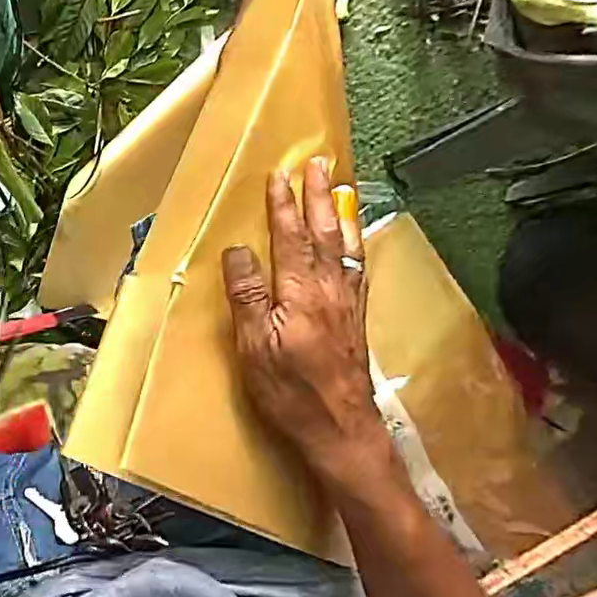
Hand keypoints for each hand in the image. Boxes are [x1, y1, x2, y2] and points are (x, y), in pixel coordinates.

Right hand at [223, 157, 395, 494]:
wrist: (343, 432)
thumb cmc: (292, 392)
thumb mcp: (256, 346)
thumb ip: (248, 295)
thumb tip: (239, 251)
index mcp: (301, 291)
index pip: (291, 238)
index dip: (283, 206)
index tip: (278, 176)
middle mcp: (330, 289)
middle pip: (325, 232)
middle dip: (319, 196)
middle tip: (318, 164)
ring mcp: (348, 303)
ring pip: (346, 245)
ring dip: (340, 212)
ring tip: (340, 188)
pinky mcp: (356, 318)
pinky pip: (358, 267)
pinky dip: (355, 244)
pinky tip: (354, 242)